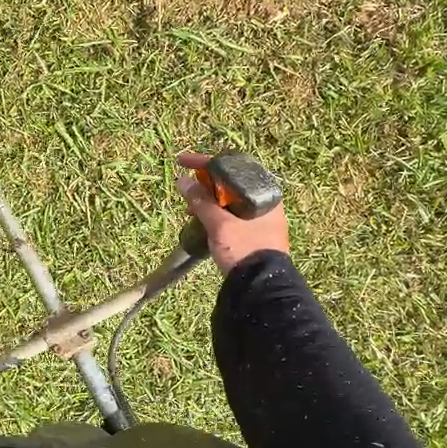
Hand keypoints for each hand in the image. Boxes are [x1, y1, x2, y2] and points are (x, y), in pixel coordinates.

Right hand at [175, 151, 289, 274]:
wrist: (262, 286)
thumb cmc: (244, 250)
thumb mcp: (220, 224)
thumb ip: (201, 201)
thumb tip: (183, 181)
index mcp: (264, 194)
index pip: (232, 168)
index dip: (204, 162)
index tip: (182, 161)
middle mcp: (265, 202)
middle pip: (230, 183)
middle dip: (204, 183)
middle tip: (186, 189)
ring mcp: (261, 218)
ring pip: (229, 199)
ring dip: (207, 200)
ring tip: (190, 210)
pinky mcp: (254, 233)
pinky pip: (231, 214)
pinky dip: (214, 213)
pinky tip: (201, 221)